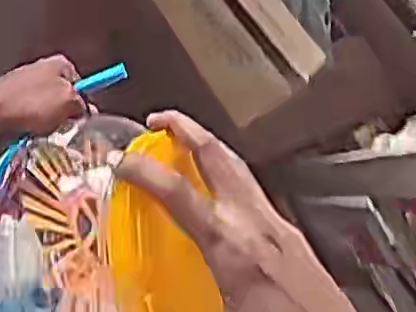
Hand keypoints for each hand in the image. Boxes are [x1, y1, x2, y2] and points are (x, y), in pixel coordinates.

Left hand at [0, 55, 85, 137]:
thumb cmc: (28, 102)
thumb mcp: (67, 101)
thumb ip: (82, 104)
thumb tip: (87, 110)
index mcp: (60, 64)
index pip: (83, 85)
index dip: (85, 106)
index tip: (85, 125)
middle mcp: (44, 70)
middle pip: (65, 99)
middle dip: (65, 117)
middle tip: (63, 131)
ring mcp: (27, 85)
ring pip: (48, 112)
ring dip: (48, 126)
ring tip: (43, 134)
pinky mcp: (13, 102)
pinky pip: (31, 119)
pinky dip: (33, 129)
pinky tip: (30, 135)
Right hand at [114, 111, 353, 311]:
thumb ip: (184, 296)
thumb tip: (153, 295)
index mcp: (231, 246)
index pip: (176, 191)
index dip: (142, 170)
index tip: (119, 159)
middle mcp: (255, 223)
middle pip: (216, 154)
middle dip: (185, 127)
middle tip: (159, 120)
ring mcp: (279, 224)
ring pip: (239, 168)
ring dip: (209, 149)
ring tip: (187, 146)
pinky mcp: (296, 237)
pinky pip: (255, 192)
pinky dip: (232, 180)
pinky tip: (224, 197)